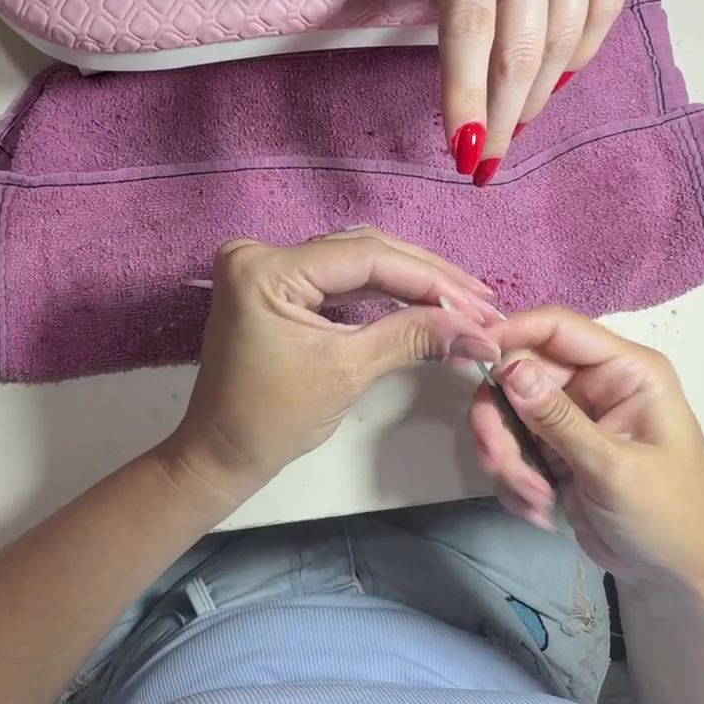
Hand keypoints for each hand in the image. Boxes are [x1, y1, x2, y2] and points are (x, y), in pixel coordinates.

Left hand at [164, 228, 501, 500]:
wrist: (221, 451)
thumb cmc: (274, 419)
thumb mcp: (346, 372)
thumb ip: (411, 337)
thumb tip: (478, 329)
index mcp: (266, 269)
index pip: (365, 258)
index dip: (430, 280)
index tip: (480, 307)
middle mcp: (260, 253)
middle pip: (362, 252)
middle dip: (426, 279)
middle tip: (482, 304)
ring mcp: (265, 265)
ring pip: (354, 262)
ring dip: (408, 282)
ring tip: (463, 303)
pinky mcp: (274, 283)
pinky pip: (336, 278)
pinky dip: (379, 291)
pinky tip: (421, 300)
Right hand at [468, 308, 703, 593]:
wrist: (675, 580)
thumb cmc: (669, 518)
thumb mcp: (614, 469)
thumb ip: (558, 418)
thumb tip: (509, 369)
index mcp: (625, 371)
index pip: (557, 328)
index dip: (511, 333)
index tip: (470, 357)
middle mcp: (594, 383)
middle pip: (518, 373)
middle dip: (502, 423)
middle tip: (499, 465)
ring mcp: (570, 416)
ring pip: (506, 412)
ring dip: (508, 458)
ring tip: (534, 500)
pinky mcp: (551, 447)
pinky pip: (510, 445)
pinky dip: (514, 478)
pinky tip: (540, 508)